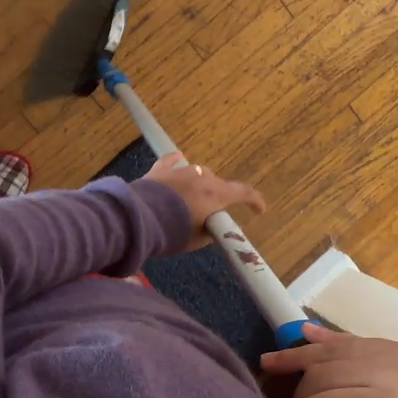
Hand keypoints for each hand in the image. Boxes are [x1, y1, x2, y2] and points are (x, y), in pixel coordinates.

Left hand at [141, 153, 265, 250]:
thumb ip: (208, 230)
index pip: (243, 193)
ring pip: (197, 173)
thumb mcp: (196, 240)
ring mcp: (180, 171)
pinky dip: (176, 161)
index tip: (259, 209)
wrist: (139, 220)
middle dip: (218, 196)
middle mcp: (202, 178)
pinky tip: (178, 157)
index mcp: (216, 194)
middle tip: (211, 211)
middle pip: (217, 183)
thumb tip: (209, 227)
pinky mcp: (160, 170)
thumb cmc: (172, 232)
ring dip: (199, 184)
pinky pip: (171, 162)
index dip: (254, 201)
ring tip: (192, 197)